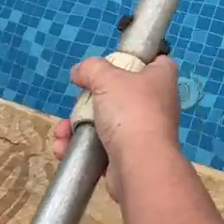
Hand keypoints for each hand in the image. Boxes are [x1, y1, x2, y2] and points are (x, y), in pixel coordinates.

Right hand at [52, 54, 181, 202]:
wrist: (139, 165)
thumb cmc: (131, 111)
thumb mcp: (107, 78)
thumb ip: (91, 68)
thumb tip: (79, 71)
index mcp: (161, 77)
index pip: (154, 59)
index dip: (135, 58)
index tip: (113, 63)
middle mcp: (157, 102)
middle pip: (121, 91)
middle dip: (89, 100)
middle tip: (78, 102)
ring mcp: (144, 130)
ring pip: (106, 120)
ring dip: (78, 125)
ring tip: (62, 132)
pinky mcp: (130, 154)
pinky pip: (102, 145)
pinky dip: (82, 146)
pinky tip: (64, 148)